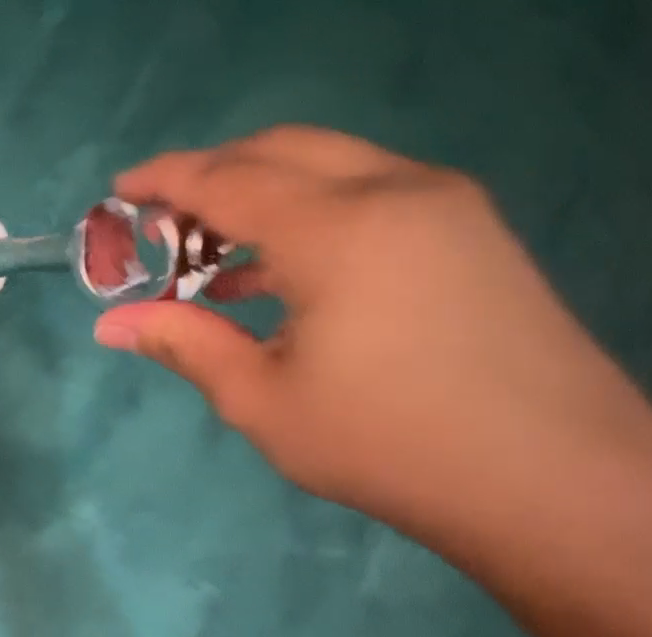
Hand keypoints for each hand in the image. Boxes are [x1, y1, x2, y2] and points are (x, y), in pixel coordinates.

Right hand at [94, 125, 651, 636]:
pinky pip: (367, 195)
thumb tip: (110, 324)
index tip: (117, 190)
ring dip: (259, 194)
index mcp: (336, 230)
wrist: (541, 471)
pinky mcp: (465, 233)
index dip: (165, 179)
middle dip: (210, 174)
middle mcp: (394, 193)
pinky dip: (305, 215)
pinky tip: (267, 274)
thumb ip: (184, 342)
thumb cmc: (378, 438)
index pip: (230, 179)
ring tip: (202, 253)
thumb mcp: (258, 397)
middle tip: (155, 221)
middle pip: (282, 151)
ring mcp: (442, 207)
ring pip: (330, 167)